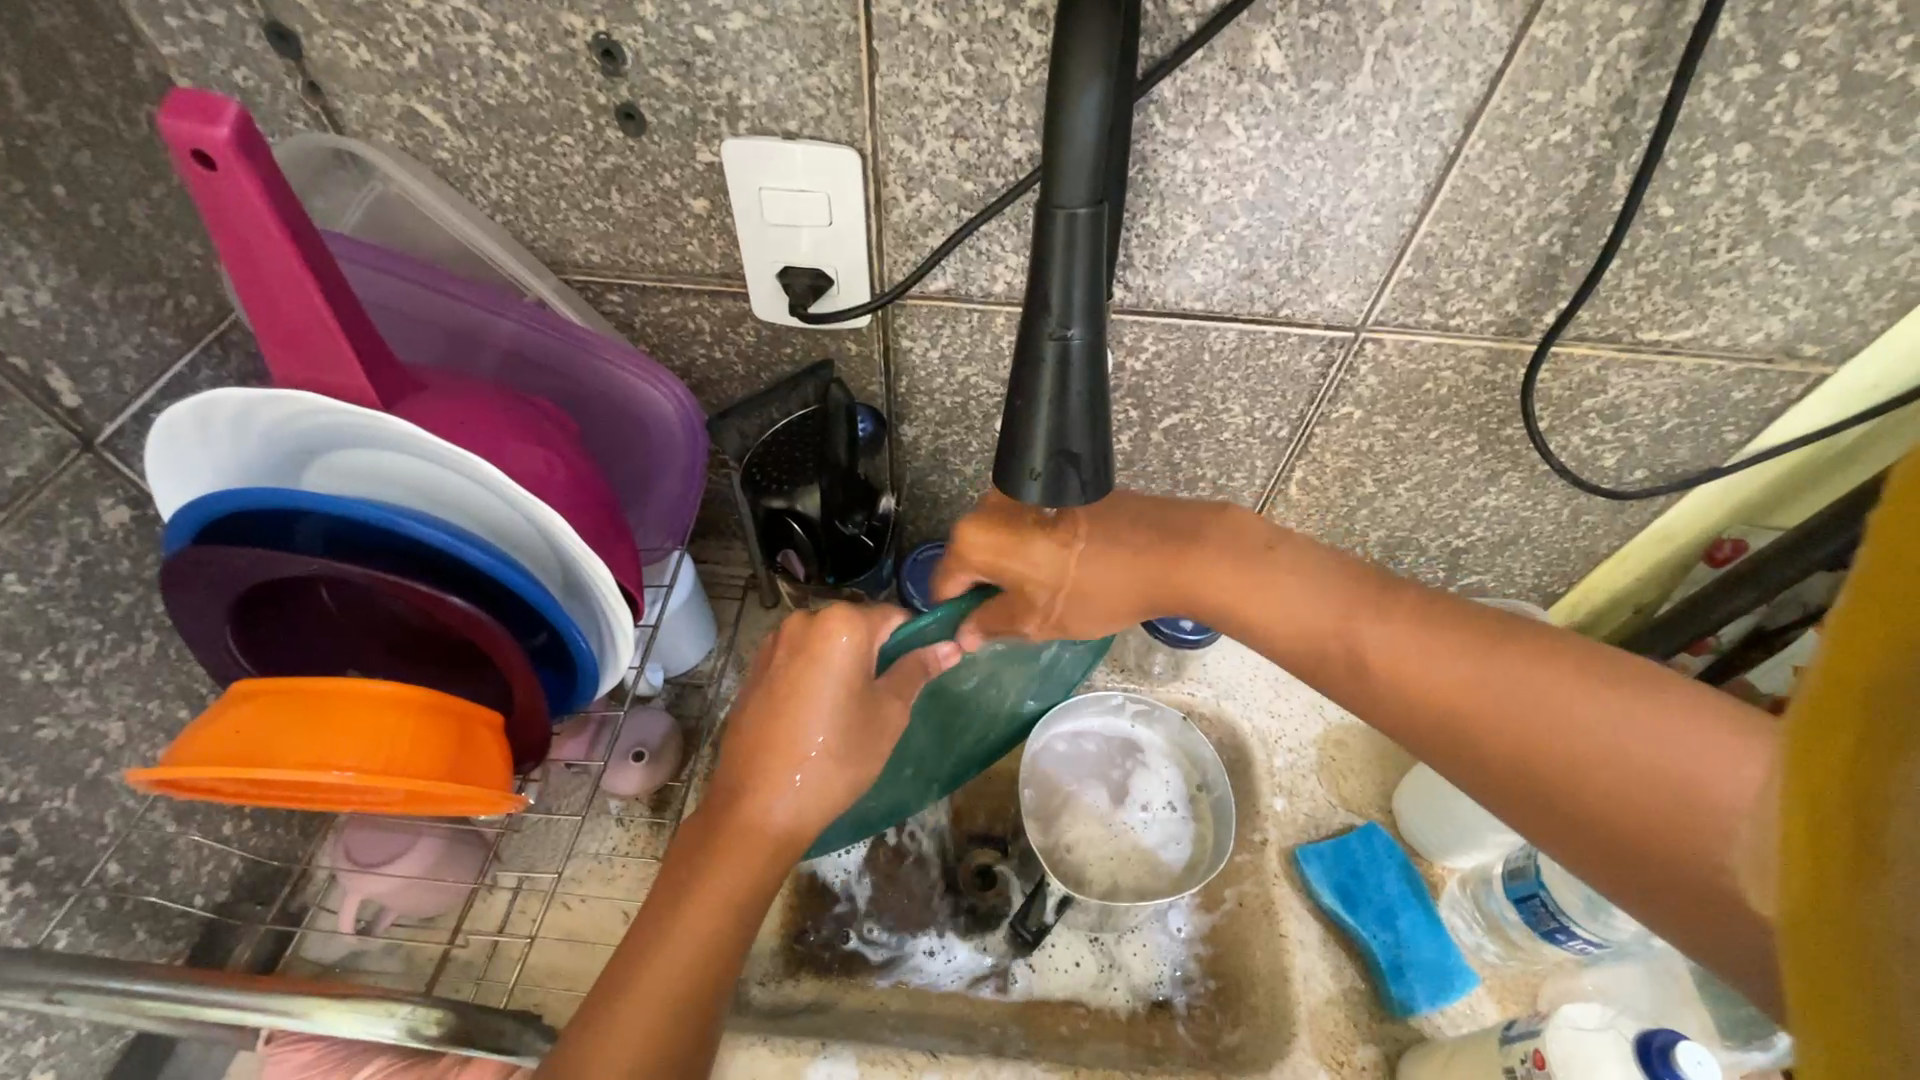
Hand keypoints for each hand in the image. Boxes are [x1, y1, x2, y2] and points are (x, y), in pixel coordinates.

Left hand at [699, 603, 961, 858]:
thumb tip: (951, 646)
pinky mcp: (755, 668)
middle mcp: (804, 620)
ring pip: (826, 643)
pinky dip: (815, 675)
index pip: (895, 616)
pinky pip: (799, 659)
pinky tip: (815, 715)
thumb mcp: (889, 713)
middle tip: (882, 700)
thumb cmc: (837, 756)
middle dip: (875, 653)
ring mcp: (774, 643)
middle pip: (857, 626)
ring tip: (847, 711)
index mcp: (842, 624)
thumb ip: (918, 670)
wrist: (759, 804)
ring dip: (844, 664)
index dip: (913, 643)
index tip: (918, 676)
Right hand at [931, 489, 1247, 646]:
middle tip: (1014, 620)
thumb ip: (990, 625)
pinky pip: (1030, 526)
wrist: (1170, 549)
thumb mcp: (1036, 621)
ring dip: (1012, 569)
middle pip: (971, 556)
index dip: (955, 613)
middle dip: (985, 588)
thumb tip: (965, 632)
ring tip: (1046, 597)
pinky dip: (1037, 549)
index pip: (943, 582)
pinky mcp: (1058, 489)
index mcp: (975, 536)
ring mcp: (1026, 492)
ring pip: (1002, 541)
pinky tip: (1067, 571)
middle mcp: (991, 505)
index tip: (976, 634)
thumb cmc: (1095, 589)